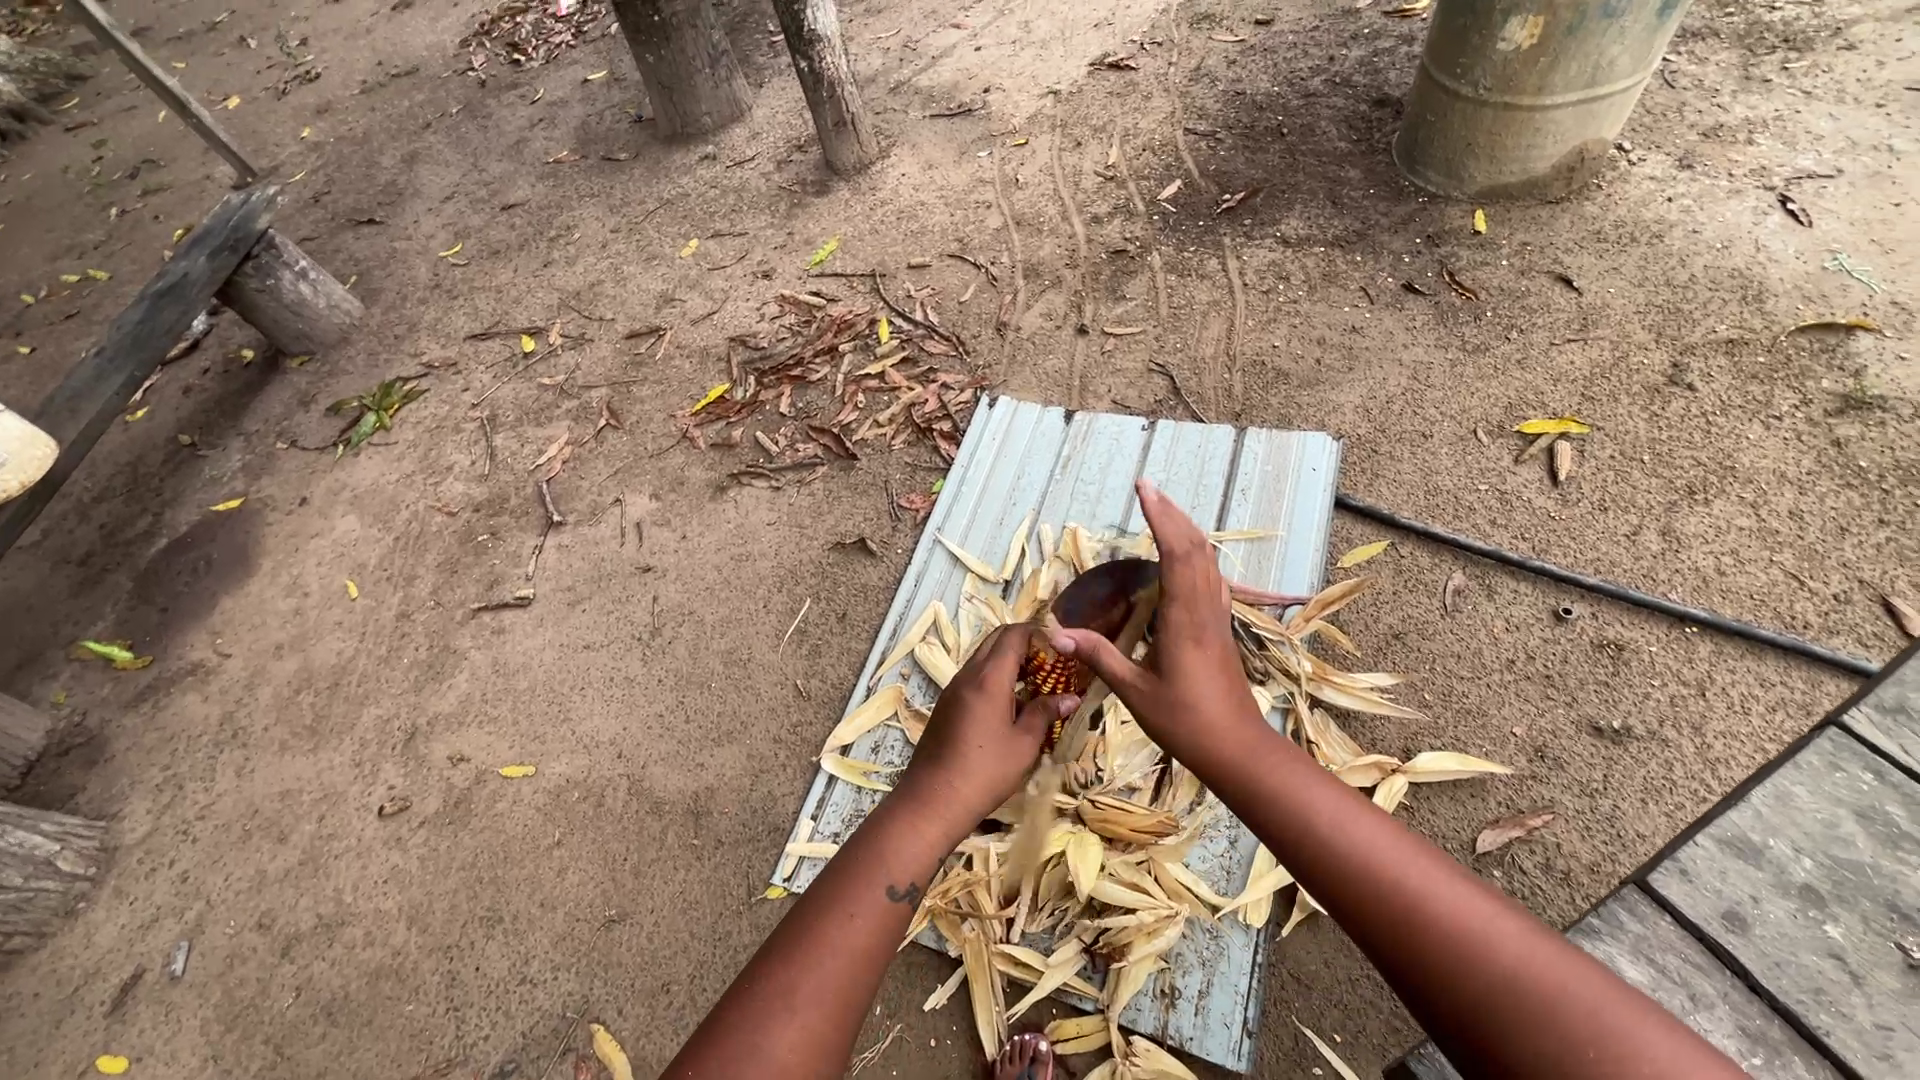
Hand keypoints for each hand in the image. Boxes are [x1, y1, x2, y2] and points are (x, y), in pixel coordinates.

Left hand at [897, 625, 1079, 831]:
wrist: (933, 800)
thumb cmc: (985, 771)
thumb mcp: (1024, 744)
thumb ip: (1045, 713)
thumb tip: (1071, 697)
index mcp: (988, 677)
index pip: (1014, 634)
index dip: (1039, 633)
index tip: (1061, 648)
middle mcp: (968, 675)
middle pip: (996, 641)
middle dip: (1025, 645)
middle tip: (1051, 665)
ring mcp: (953, 689)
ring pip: (984, 660)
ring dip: (1010, 664)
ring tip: (1037, 686)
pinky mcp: (947, 705)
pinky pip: (974, 680)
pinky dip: (995, 680)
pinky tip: (1013, 707)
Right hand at [1050, 479, 1265, 754]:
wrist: (1237, 749)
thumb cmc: (1185, 722)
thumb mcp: (1134, 692)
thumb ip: (1099, 656)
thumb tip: (1057, 634)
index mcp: (1184, 618)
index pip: (1176, 553)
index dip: (1161, 517)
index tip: (1144, 489)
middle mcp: (1205, 609)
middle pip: (1196, 547)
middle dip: (1173, 513)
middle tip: (1148, 489)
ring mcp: (1217, 618)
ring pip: (1208, 561)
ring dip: (1187, 530)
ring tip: (1164, 512)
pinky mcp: (1221, 629)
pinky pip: (1212, 579)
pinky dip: (1196, 555)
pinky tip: (1185, 557)